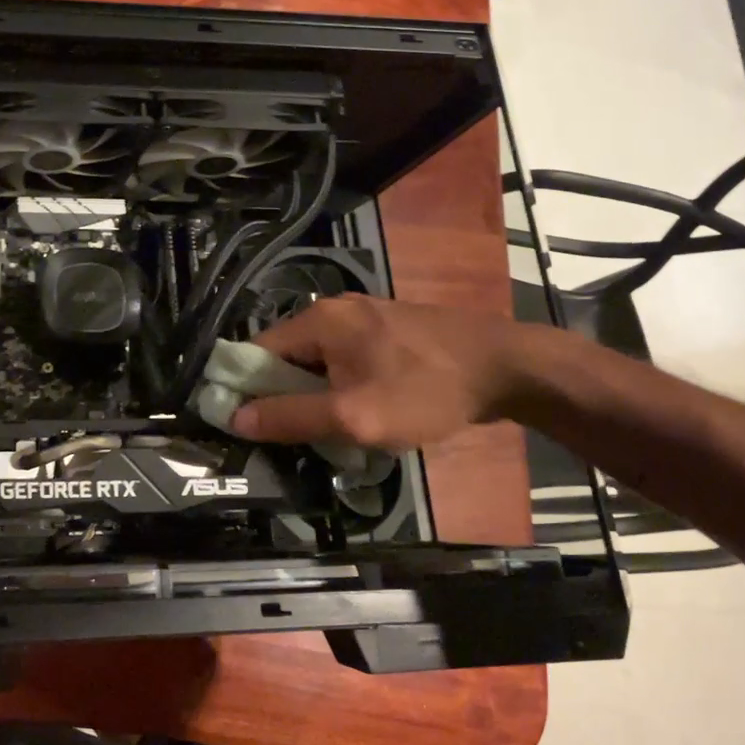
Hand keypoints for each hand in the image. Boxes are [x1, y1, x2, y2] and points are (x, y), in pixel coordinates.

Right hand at [228, 294, 526, 448]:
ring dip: (318, 394)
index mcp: (317, 320)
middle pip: (287, 356)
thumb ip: (291, 417)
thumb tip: (235, 419)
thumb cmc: (426, 391)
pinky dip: (344, 384)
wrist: (510, 368)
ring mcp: (367, 315)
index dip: (244, 389)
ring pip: (320, 360)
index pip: (256, 352)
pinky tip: (365, 410)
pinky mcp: (392, 328)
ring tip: (334, 430)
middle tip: (298, 436)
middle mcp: (334, 309)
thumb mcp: (353, 415)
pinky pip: (348, 358)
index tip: (248, 426)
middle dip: (285, 396)